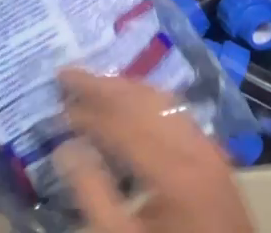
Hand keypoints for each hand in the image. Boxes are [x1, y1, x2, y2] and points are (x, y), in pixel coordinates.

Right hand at [56, 69, 254, 232]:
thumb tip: (65, 148)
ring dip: (124, 88)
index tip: (56, 109)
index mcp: (171, 172)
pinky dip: (148, 98)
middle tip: (65, 76)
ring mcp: (208, 148)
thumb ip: (92, 194)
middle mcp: (193, 148)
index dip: (84, 113)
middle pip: (140, 101)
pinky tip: (130, 101)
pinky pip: (177, 111)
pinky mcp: (214, 155)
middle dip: (101, 86)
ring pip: (160, 100)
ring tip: (93, 83)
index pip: (119, 124)